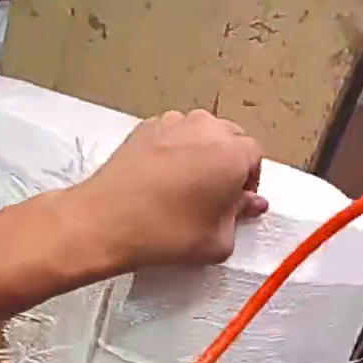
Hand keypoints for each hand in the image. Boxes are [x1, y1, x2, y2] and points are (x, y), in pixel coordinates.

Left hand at [67, 109, 268, 269]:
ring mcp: (174, 123)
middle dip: (230, 162)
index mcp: (233, 153)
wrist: (107, 221)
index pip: (255, 156)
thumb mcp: (218, 239)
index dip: (250, 179)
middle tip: (217, 193)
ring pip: (202, 132)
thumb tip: (251, 203)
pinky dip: (177, 148)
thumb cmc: (168, 232)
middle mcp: (207, 129)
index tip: (238, 200)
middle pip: (231, 138)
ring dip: (204, 152)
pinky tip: (165, 176)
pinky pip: (174, 133)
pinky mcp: (146, 126)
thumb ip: (241, 216)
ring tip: (189, 183)